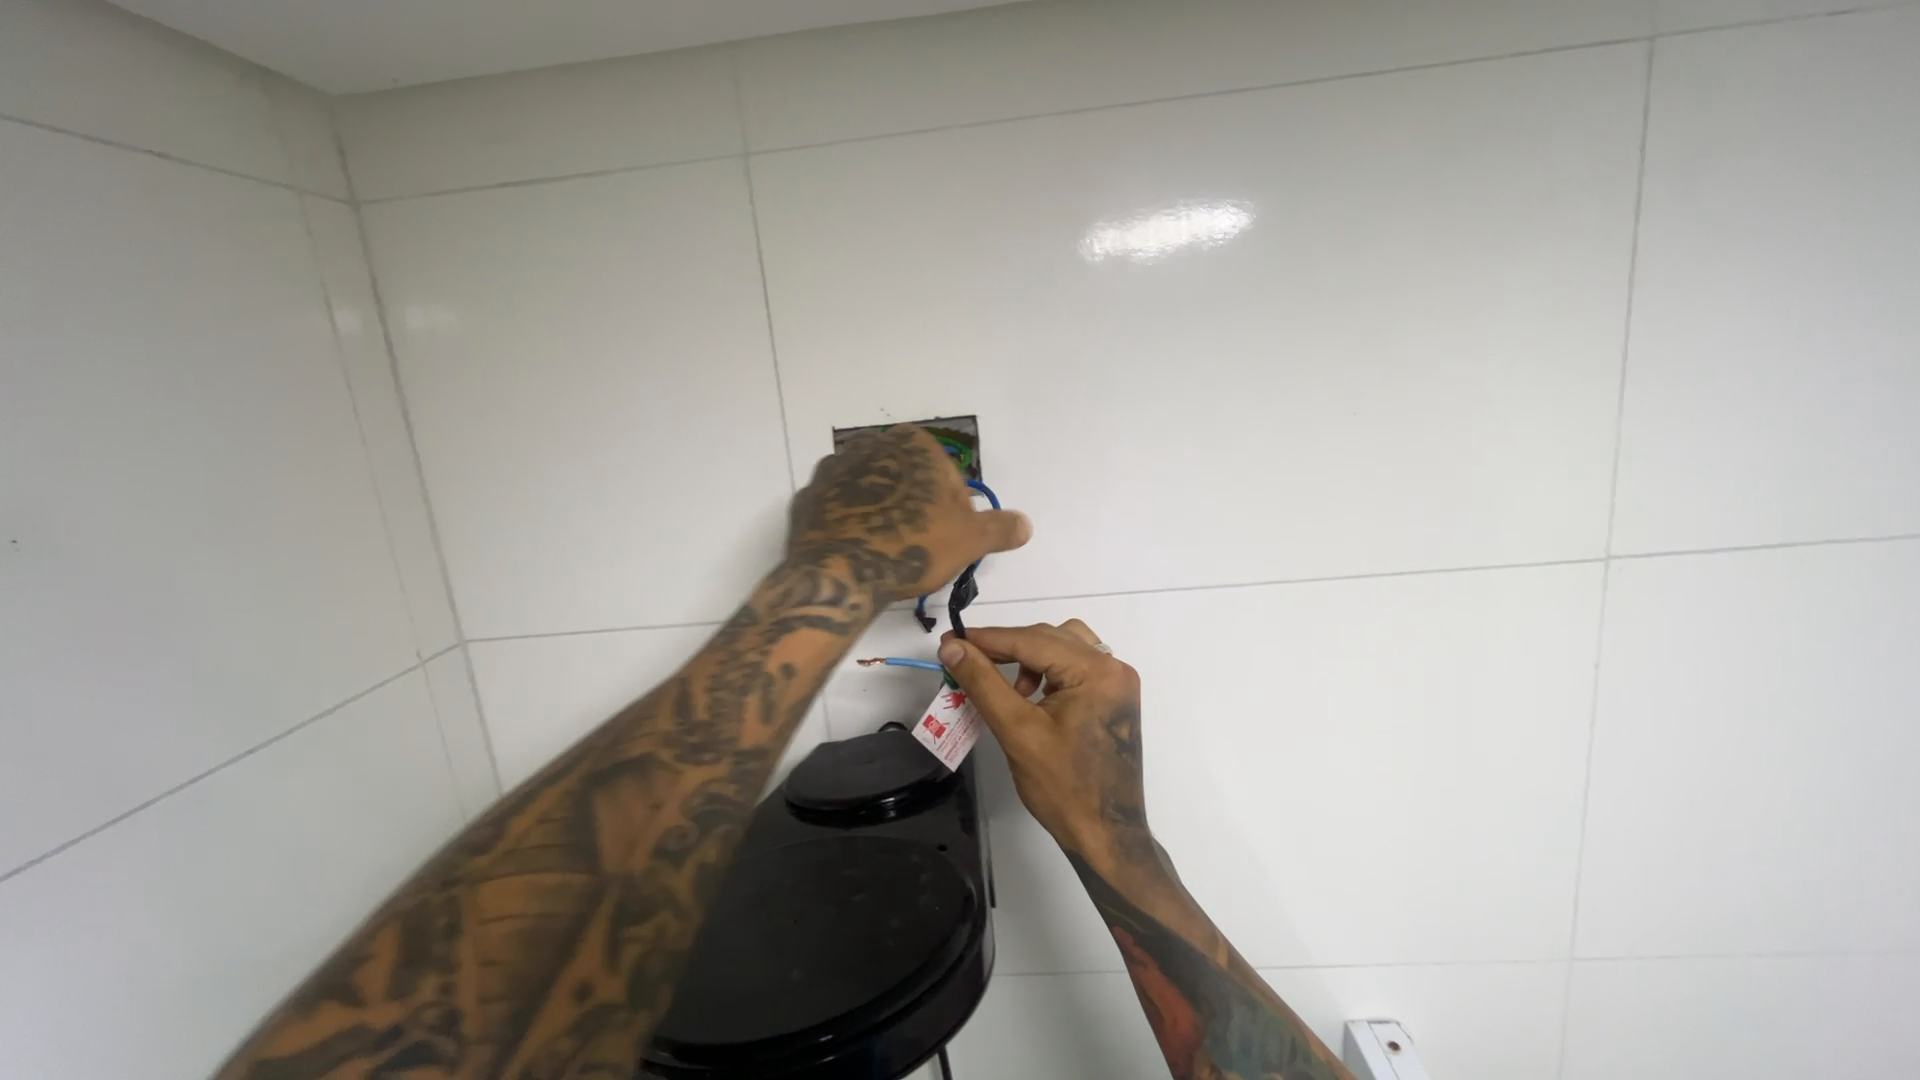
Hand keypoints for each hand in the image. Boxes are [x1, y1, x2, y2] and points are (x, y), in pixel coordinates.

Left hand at [788, 425, 1029, 602]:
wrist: (840, 573)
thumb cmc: (913, 546)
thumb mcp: (970, 539)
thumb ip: (999, 528)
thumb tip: (1024, 525)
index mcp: (913, 443)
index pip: (945, 475)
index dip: (954, 509)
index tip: (951, 538)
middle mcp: (870, 445)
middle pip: (906, 480)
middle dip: (916, 507)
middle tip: (922, 547)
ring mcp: (833, 470)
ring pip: (871, 492)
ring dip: (882, 513)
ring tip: (889, 552)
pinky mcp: (807, 498)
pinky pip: (839, 509)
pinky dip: (850, 525)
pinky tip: (861, 551)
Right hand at [937, 620, 1150, 870]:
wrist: (1105, 836)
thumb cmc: (1063, 788)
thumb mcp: (1017, 731)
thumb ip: (983, 682)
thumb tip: (952, 646)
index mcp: (1097, 672)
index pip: (1032, 640)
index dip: (987, 638)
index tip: (950, 639)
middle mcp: (1114, 669)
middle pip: (1050, 638)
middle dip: (1006, 648)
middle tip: (967, 660)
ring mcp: (1117, 684)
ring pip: (1063, 647)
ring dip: (1028, 658)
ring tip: (1006, 688)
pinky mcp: (1113, 700)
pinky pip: (1075, 668)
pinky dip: (1047, 672)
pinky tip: (1030, 697)